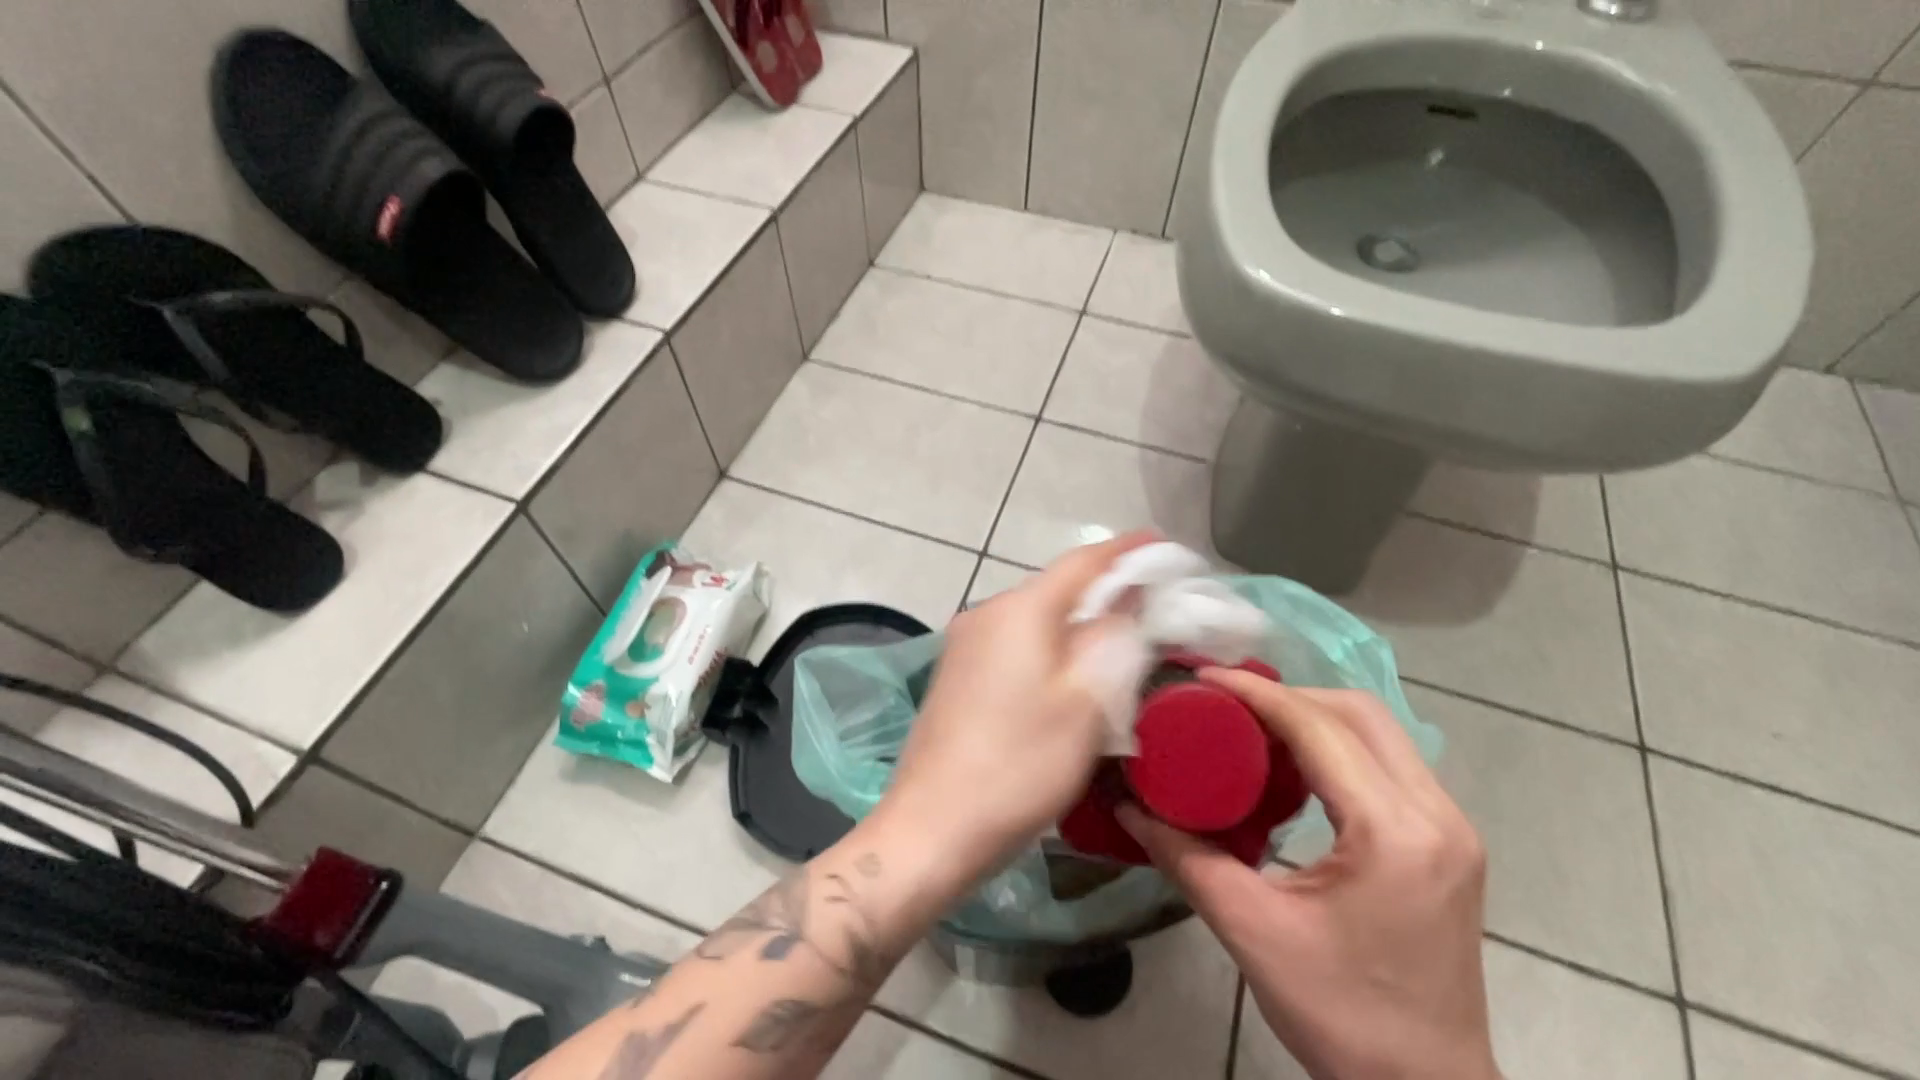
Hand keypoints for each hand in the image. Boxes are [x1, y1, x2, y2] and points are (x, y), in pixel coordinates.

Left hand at [874, 533, 1155, 887]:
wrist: (932, 828)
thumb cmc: (1019, 766)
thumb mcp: (1086, 704)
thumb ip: (1113, 640)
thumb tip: (1126, 600)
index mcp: (1019, 610)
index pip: (1084, 562)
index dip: (1128, 552)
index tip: (1165, 547)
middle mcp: (986, 614)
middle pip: (1058, 591)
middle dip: (1108, 595)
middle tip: (1156, 610)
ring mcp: (965, 646)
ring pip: (1037, 622)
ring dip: (1081, 628)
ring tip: (1125, 645)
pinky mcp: (957, 677)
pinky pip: (1017, 648)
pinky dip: (1052, 652)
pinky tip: (1074, 680)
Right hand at [1120, 670, 1497, 1079]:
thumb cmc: (1339, 1013)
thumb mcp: (1251, 931)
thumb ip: (1185, 857)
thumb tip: (1129, 805)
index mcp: (1394, 832)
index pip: (1321, 729)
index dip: (1256, 695)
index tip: (1201, 678)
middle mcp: (1437, 814)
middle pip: (1361, 713)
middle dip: (1289, 695)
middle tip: (1224, 704)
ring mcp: (1452, 828)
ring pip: (1382, 734)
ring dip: (1316, 717)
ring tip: (1250, 727)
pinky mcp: (1449, 843)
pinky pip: (1391, 765)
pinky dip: (1340, 747)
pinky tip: (1295, 768)